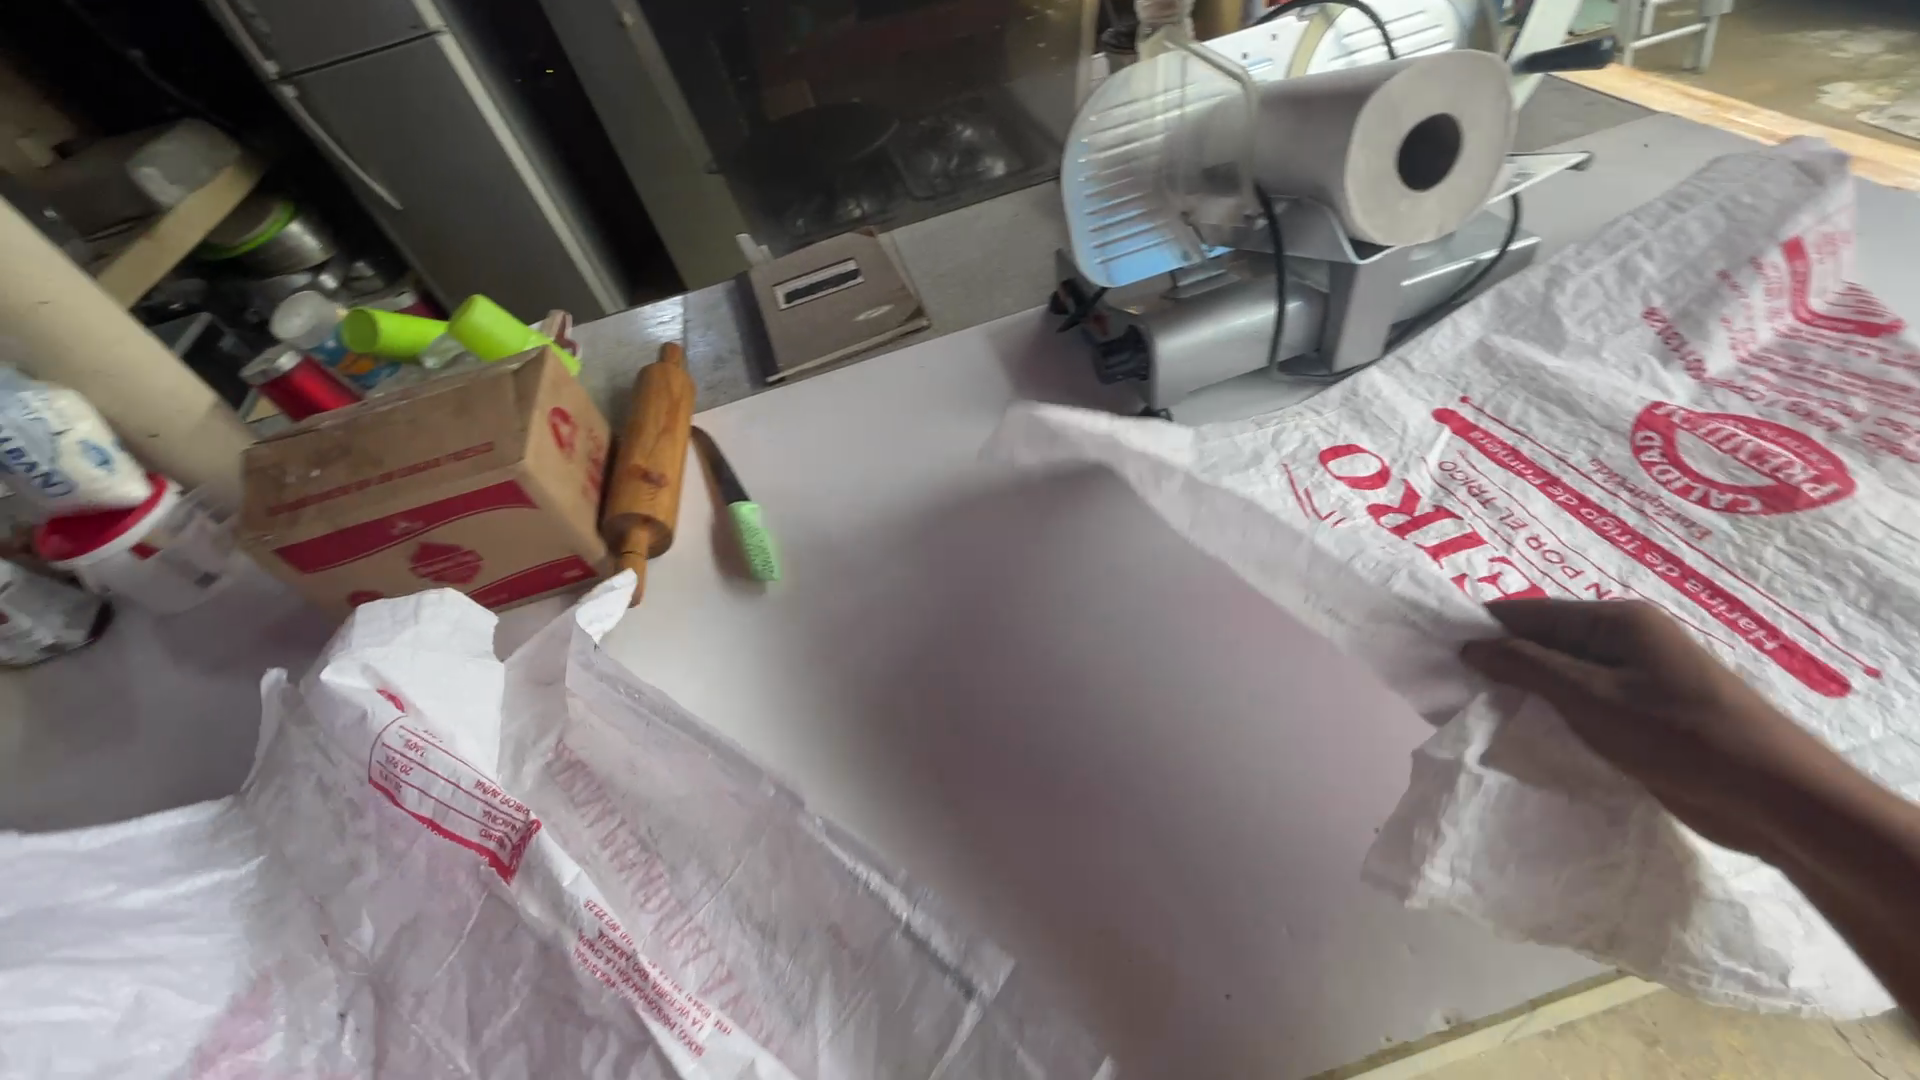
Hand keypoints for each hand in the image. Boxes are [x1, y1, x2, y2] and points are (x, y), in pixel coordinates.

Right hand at [1460, 599, 1843, 859]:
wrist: (1777, 799)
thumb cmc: (1679, 736)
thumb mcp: (1589, 698)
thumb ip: (1524, 666)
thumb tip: (1468, 646)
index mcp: (1616, 620)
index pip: (1527, 612)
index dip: (1480, 627)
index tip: (1435, 648)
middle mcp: (1625, 638)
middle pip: (1541, 638)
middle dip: (1497, 658)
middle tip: (1448, 682)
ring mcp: (1636, 675)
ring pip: (1558, 670)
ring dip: (1522, 685)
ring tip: (1474, 704)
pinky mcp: (1641, 710)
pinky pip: (1579, 696)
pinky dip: (1548, 706)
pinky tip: (1521, 723)